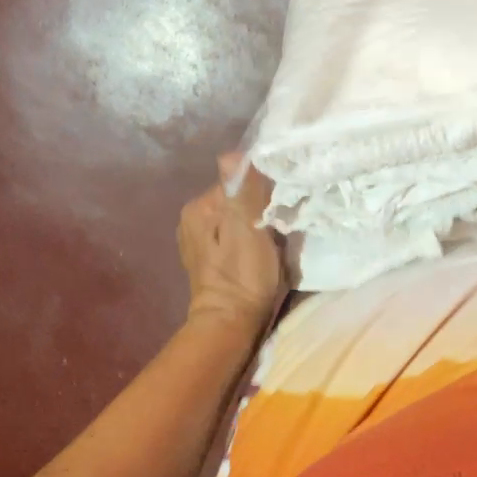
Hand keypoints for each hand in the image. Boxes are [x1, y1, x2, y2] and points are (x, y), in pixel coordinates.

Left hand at [177, 155, 283, 322]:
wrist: (232, 324)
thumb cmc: (243, 275)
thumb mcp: (247, 228)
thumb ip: (242, 190)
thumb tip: (233, 153)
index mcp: (200, 207)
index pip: (239, 181)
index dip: (265, 191)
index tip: (281, 209)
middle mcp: (195, 218)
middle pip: (240, 199)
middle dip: (262, 208)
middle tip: (281, 228)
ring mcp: (202, 240)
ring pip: (241, 216)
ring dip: (260, 224)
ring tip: (276, 241)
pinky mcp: (214, 258)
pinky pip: (238, 234)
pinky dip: (253, 238)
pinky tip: (264, 252)